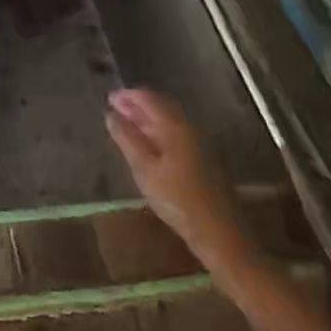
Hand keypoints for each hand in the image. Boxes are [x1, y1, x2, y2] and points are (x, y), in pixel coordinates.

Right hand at [106, 88, 260, 286]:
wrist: (221, 235)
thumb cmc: (178, 200)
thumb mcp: (144, 170)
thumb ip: (126, 139)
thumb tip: (111, 114)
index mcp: (175, 126)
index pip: (149, 99)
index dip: (127, 95)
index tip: (109, 98)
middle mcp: (190, 128)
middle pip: (161, 106)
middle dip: (137, 104)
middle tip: (115, 108)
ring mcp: (200, 144)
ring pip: (170, 121)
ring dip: (148, 118)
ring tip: (127, 124)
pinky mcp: (204, 160)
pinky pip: (176, 134)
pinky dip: (159, 131)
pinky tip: (149, 145)